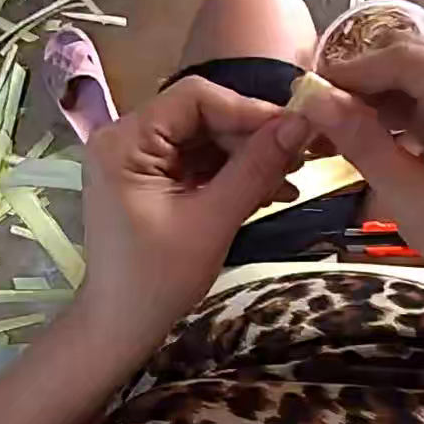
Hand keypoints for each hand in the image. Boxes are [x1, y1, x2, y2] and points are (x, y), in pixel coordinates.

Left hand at [77, 77, 310, 350]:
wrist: (121, 326)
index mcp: (124, 141)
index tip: (296, 130)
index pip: (195, 98)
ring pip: (203, 139)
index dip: (249, 109)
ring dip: (246, 157)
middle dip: (251, 137)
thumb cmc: (157, 280)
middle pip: (201, 116)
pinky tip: (267, 192)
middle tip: (301, 158)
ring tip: (289, 180)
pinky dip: (229, 174)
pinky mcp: (148, 178)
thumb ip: (256, 167)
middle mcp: (124, 138)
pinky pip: (195, 162)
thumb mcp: (212, 221)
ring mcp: (135, 158)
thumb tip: (302, 122)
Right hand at [293, 34, 423, 317]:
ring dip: (374, 91)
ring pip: (415, 64)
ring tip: (337, 125)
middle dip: (360, 82)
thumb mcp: (409, 195)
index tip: (307, 91)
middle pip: (412, 53)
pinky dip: (394, 101)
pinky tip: (366, 125)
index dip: (350, 71)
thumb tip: (314, 98)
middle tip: (317, 112)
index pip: (408, 56)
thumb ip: (360, 140)